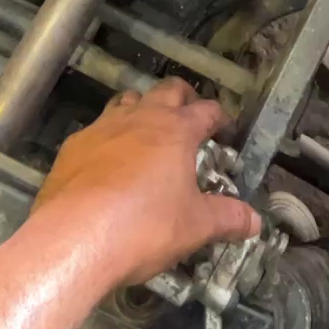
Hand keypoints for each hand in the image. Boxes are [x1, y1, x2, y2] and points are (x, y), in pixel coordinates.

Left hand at [28, 78, 260, 286]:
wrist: (73, 239)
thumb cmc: (144, 226)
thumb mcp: (195, 227)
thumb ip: (227, 219)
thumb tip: (255, 222)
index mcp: (177, 130)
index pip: (207, 110)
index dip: (220, 118)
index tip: (226, 130)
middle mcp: (142, 118)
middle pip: (168, 89)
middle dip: (183, 97)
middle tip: (189, 117)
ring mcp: (104, 127)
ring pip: (128, 100)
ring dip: (142, 109)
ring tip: (147, 133)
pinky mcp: (73, 146)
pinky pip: (96, 130)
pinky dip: (107, 139)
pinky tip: (106, 164)